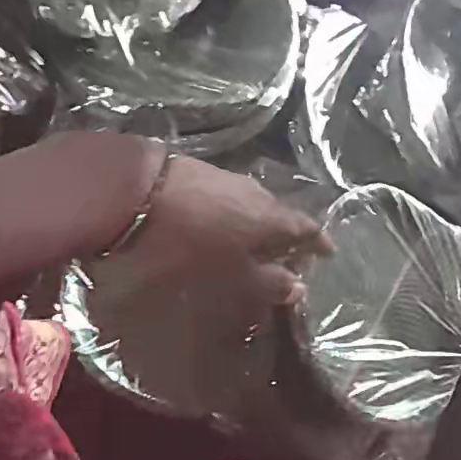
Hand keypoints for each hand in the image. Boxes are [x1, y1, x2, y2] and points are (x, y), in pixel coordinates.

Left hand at [112, 151, 333, 308]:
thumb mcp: (232, 276)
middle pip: (282, 216)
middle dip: (288, 237)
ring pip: (254, 205)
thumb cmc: (190, 245)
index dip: (320, 243)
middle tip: (288, 257)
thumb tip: (299, 287)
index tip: (328, 253)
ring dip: (259, 225)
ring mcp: (227, 178)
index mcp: (274, 218)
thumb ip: (268, 282)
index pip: (308, 229)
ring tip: (253, 244)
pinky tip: (221, 226)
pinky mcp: (198, 172)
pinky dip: (235, 215)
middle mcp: (258, 192)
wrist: (132, 190)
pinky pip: (230, 199)